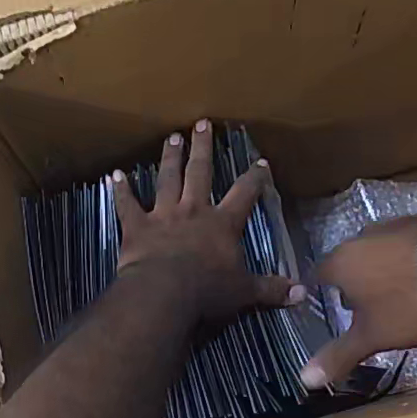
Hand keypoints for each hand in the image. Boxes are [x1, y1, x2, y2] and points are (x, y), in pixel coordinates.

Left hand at [114, 119, 304, 323]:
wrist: (164, 293)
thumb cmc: (208, 292)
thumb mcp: (244, 291)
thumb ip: (271, 289)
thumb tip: (302, 293)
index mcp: (223, 224)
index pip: (244, 194)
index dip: (254, 178)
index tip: (261, 163)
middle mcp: (194, 211)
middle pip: (200, 173)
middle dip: (203, 148)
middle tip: (203, 124)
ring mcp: (163, 215)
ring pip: (167, 179)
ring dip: (170, 158)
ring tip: (172, 138)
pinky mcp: (136, 227)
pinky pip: (127, 204)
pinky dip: (121, 190)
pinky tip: (114, 175)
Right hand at [300, 212, 416, 387]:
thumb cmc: (411, 302)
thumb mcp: (374, 336)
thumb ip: (340, 356)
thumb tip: (304, 380)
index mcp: (340, 263)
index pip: (318, 276)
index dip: (322, 293)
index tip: (330, 309)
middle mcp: (361, 238)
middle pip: (349, 262)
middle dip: (354, 283)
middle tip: (365, 308)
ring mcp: (395, 224)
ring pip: (378, 251)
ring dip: (383, 270)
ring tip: (398, 294)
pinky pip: (407, 245)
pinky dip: (409, 260)